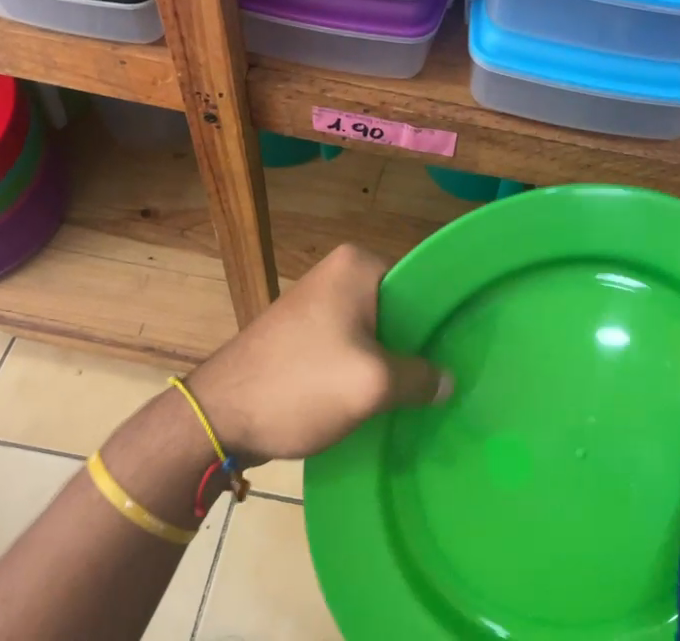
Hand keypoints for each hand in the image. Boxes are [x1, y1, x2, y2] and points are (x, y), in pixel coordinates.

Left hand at [185, 244, 451, 462]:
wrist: (220, 416)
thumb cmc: (301, 386)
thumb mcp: (373, 384)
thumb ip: (420, 378)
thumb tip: (447, 382)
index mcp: (358, 264)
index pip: (422, 284)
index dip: (441, 322)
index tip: (460, 357)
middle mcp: (339, 273)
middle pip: (401, 309)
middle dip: (418, 345)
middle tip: (443, 383)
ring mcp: (319, 303)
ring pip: (378, 333)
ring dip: (392, 363)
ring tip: (419, 398)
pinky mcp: (306, 334)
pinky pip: (353, 347)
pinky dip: (367, 372)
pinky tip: (382, 402)